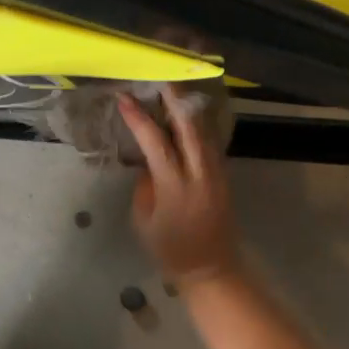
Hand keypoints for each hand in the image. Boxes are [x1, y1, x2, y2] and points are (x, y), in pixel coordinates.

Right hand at [118, 89, 238, 283]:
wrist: (211, 269)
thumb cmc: (170, 249)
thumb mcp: (143, 220)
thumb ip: (145, 186)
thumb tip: (147, 163)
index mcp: (175, 186)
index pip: (156, 142)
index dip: (139, 119)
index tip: (124, 98)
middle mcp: (200, 174)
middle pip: (189, 127)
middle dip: (175, 101)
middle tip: (160, 78)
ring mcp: (216, 174)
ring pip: (204, 132)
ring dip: (189, 109)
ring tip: (174, 90)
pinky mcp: (223, 177)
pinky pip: (210, 143)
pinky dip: (198, 126)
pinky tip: (188, 116)